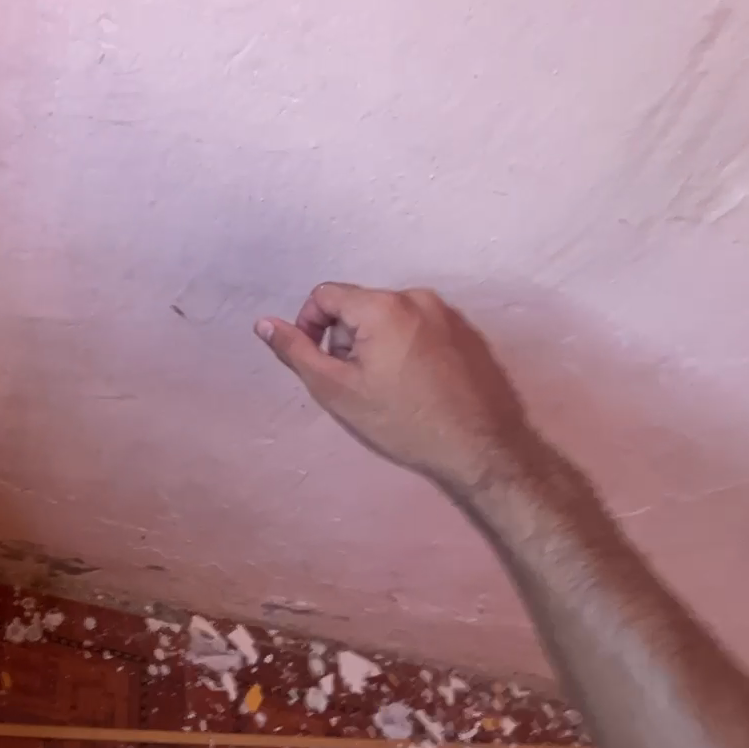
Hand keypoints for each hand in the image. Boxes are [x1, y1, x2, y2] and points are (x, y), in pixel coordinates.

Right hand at [255, 283, 540, 492]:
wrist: (484, 452)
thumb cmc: (401, 420)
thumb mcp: (334, 388)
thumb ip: (295, 350)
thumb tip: (264, 323)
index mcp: (382, 307)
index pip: (324, 295)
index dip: (309, 325)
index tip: (319, 361)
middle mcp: (417, 299)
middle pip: (357, 305)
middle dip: (344, 337)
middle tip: (353, 380)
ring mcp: (449, 315)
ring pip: (388, 317)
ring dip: (373, 342)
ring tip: (384, 385)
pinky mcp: (470, 334)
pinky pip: (419, 328)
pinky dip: (404, 347)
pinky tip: (413, 385)